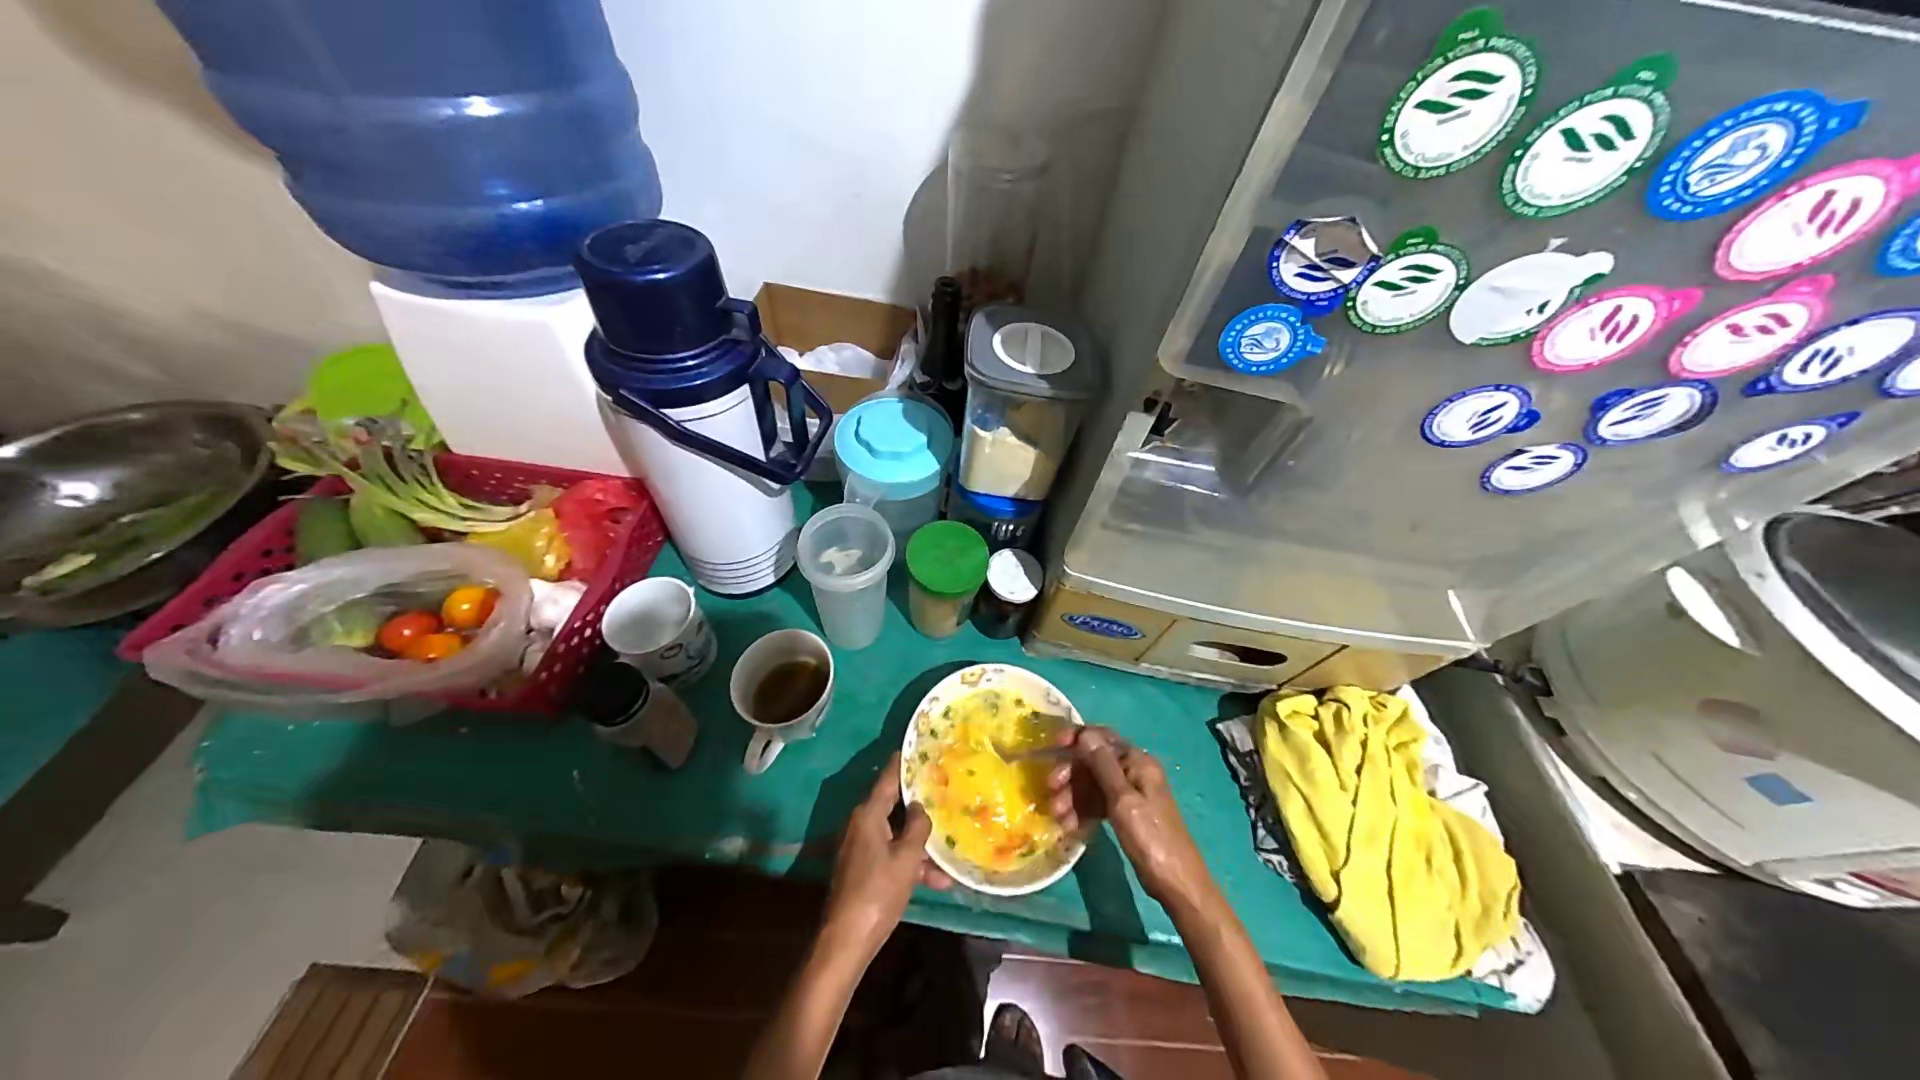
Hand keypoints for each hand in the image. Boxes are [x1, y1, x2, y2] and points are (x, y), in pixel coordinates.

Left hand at [822, 753, 952, 957]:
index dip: (904, 763)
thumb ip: (917, 827)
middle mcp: (860, 824)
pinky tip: (936, 880)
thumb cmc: (878, 891)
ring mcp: (859, 847)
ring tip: (950, 851)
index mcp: (867, 814)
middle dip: (920, 806)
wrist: (847, 939)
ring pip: (895, 834)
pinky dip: (910, 863)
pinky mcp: (862, 869)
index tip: (921, 749)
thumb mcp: (907, 858)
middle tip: (946, 794)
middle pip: (893, 806)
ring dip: (920, 844)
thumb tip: (920, 807)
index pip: (888, 778)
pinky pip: (890, 855)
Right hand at [1047, 727, 1217, 913]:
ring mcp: (1130, 794)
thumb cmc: (1150, 838)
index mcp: (1137, 761)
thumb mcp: (1122, 800)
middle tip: (1051, 790)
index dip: (1076, 738)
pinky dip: (1083, 810)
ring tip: (1058, 816)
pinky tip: (1070, 825)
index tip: (1053, 748)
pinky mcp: (1125, 814)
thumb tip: (1084, 733)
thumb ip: (1102, 765)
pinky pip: (1098, 803)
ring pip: (1093, 784)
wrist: (1176, 883)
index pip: (1103, 737)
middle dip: (1071, 774)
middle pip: (1094, 762)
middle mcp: (1133, 771)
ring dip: (1073, 796)